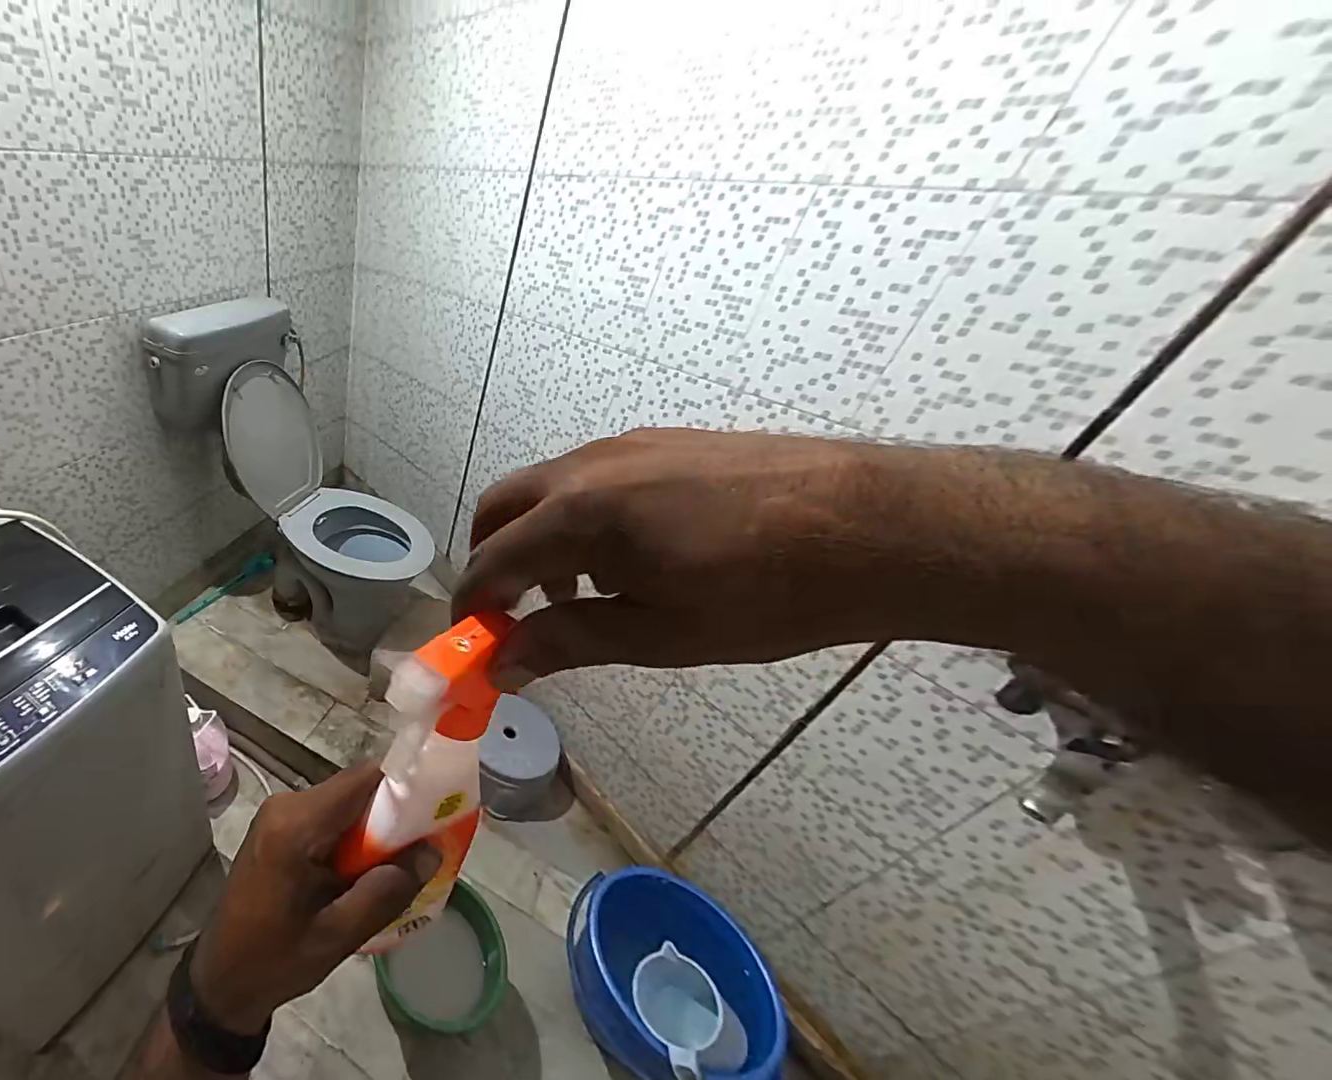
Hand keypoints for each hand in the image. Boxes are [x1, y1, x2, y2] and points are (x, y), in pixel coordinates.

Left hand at [190, 762, 440, 1032]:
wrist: (220, 979)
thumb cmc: (274, 960)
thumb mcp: (335, 937)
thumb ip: (383, 892)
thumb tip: (431, 852)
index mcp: (295, 825)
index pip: (362, 780)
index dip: (401, 788)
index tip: (433, 811)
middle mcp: (286, 804)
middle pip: (355, 789)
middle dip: (390, 815)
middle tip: (419, 850)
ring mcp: (279, 812)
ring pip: (344, 802)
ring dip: (371, 830)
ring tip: (394, 867)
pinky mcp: (279, 825)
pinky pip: (328, 815)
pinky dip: (351, 836)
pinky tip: (360, 872)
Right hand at [452, 428, 881, 685]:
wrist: (879, 524)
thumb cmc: (764, 594)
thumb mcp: (657, 633)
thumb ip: (567, 640)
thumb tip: (503, 664)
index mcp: (578, 514)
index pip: (492, 559)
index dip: (474, 602)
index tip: (474, 639)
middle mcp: (586, 466)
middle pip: (500, 506)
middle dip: (488, 558)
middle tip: (509, 609)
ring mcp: (624, 445)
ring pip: (543, 488)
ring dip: (532, 537)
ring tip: (573, 590)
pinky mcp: (659, 440)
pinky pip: (586, 477)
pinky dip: (572, 516)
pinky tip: (622, 555)